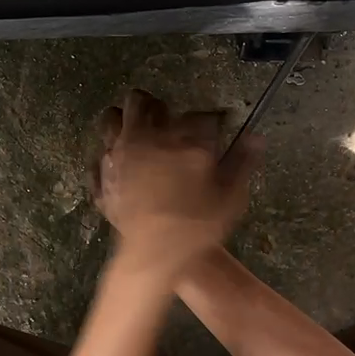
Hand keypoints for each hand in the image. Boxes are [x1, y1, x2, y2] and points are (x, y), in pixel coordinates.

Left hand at [94, 90, 257, 273]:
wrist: (153, 254)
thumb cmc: (196, 224)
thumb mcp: (231, 196)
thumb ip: (242, 162)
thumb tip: (256, 138)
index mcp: (181, 138)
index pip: (199, 115)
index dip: (212, 120)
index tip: (218, 128)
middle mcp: (144, 138)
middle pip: (141, 101)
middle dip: (156, 105)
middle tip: (168, 119)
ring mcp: (117, 156)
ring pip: (111, 118)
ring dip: (124, 121)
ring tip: (137, 133)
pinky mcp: (101, 179)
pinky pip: (98, 158)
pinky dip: (109, 158)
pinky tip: (119, 167)